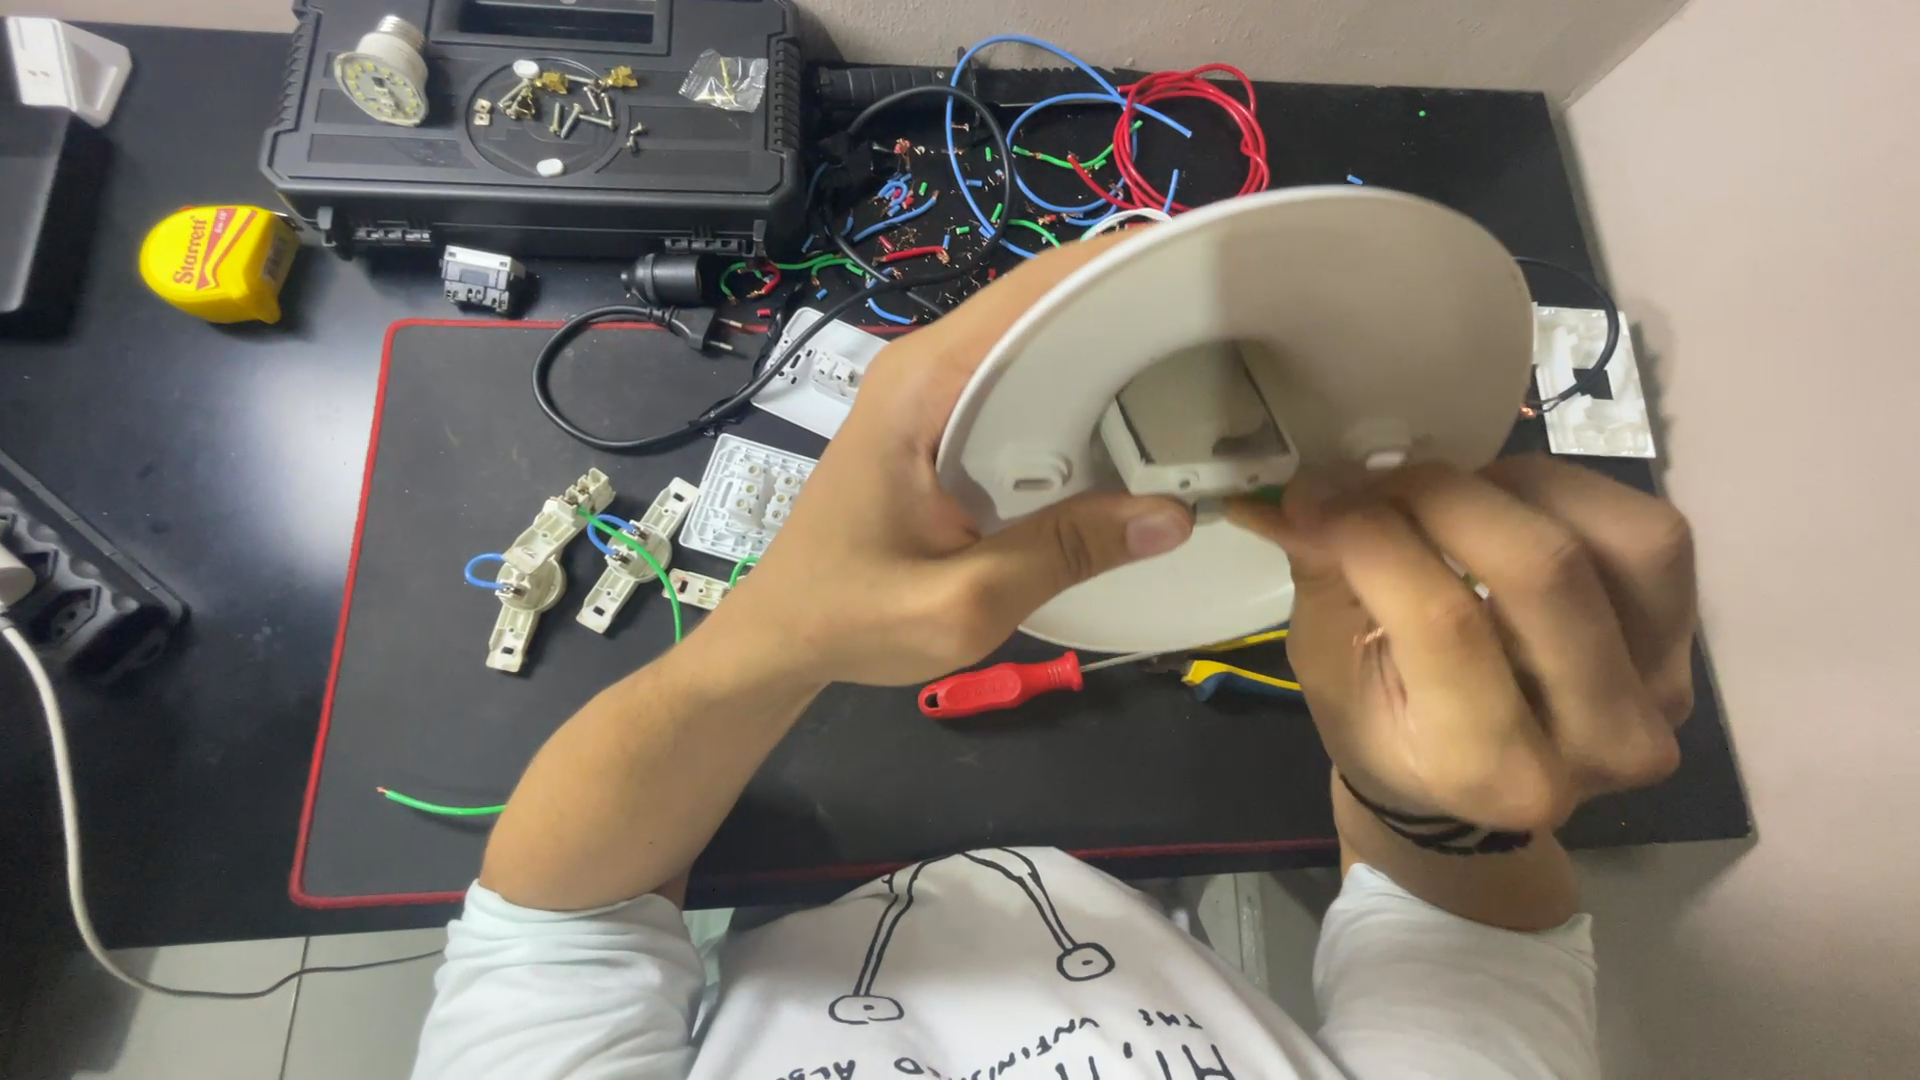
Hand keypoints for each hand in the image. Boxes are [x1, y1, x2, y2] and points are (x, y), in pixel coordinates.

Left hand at [712, 237, 1193, 686]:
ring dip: (1106, 345)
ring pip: (1032, 341)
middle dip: (1129, 305)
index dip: (1121, 269)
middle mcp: (925, 367)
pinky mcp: (935, 421)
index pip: (1035, 290)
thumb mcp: (960, 604)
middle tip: (1220, 332)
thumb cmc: (851, 617)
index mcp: (924, 385)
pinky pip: (1018, 383)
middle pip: (1040, 304)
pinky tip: (1125, 421)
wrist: (785, 632)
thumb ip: (1059, 556)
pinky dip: (1074, 388)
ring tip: (1193, 366)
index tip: (1205, 275)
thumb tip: (1171, 516)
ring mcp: (927, 390)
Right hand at [1230, 456, 1694, 831]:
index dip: (1370, 534)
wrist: (1461, 779)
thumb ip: (1322, 577)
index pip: (1440, 617)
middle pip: (1540, 568)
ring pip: (1626, 539)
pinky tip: (1504, 504)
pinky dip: (1570, 495)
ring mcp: (1661, 694)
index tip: (1309, 496)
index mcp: (1485, 768)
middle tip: (1369, 481)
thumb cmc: (1375, 728)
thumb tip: (1295, 494)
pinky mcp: (1686, 649)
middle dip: (1437, 495)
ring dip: (1513, 488)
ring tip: (1443, 493)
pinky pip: (1650, 538)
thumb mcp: (1325, 667)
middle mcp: (1597, 742)